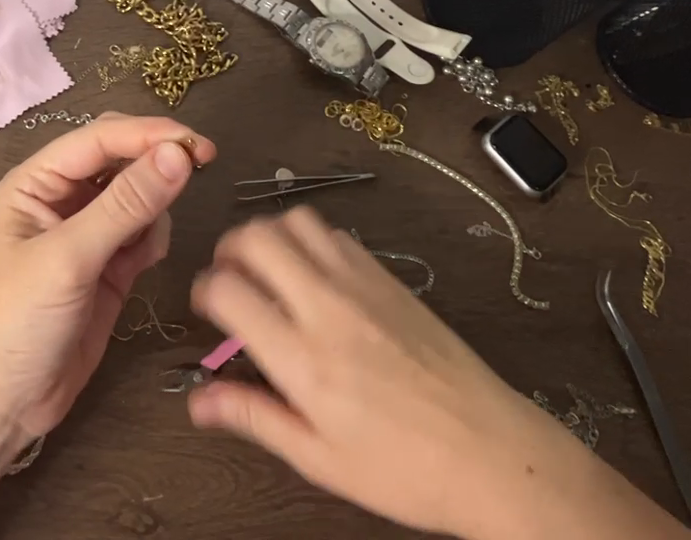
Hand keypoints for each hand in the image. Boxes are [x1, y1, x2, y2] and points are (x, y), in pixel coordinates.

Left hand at [0, 113, 216, 449]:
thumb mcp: (69, 258)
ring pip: (139, 194)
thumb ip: (126, 204)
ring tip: (143, 245)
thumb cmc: (16, 322)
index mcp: (38, 181)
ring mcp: (87, 232)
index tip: (199, 144)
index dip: (150, 134)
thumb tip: (179, 154)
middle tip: (200, 166)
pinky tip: (141, 264)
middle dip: (157, 161)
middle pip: (121, 157)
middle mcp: (62, 197)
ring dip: (154, 207)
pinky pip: (143, 231)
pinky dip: (152, 238)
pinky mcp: (108, 266)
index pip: (101, 138)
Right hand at [188, 207, 690, 539]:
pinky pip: (335, 234)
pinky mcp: (388, 277)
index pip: (227, 290)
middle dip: (227, 248)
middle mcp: (326, 306)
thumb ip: (253, 416)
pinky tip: (313, 273)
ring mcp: (361, 284)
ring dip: (269, 234)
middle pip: (255, 237)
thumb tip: (197, 401)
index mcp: (302, 358)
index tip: (206, 307)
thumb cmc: (402, 469)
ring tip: (267, 267)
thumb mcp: (319, 458)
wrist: (494, 454)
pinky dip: (309, 240)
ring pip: (296, 221)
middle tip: (229, 277)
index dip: (203, 290)